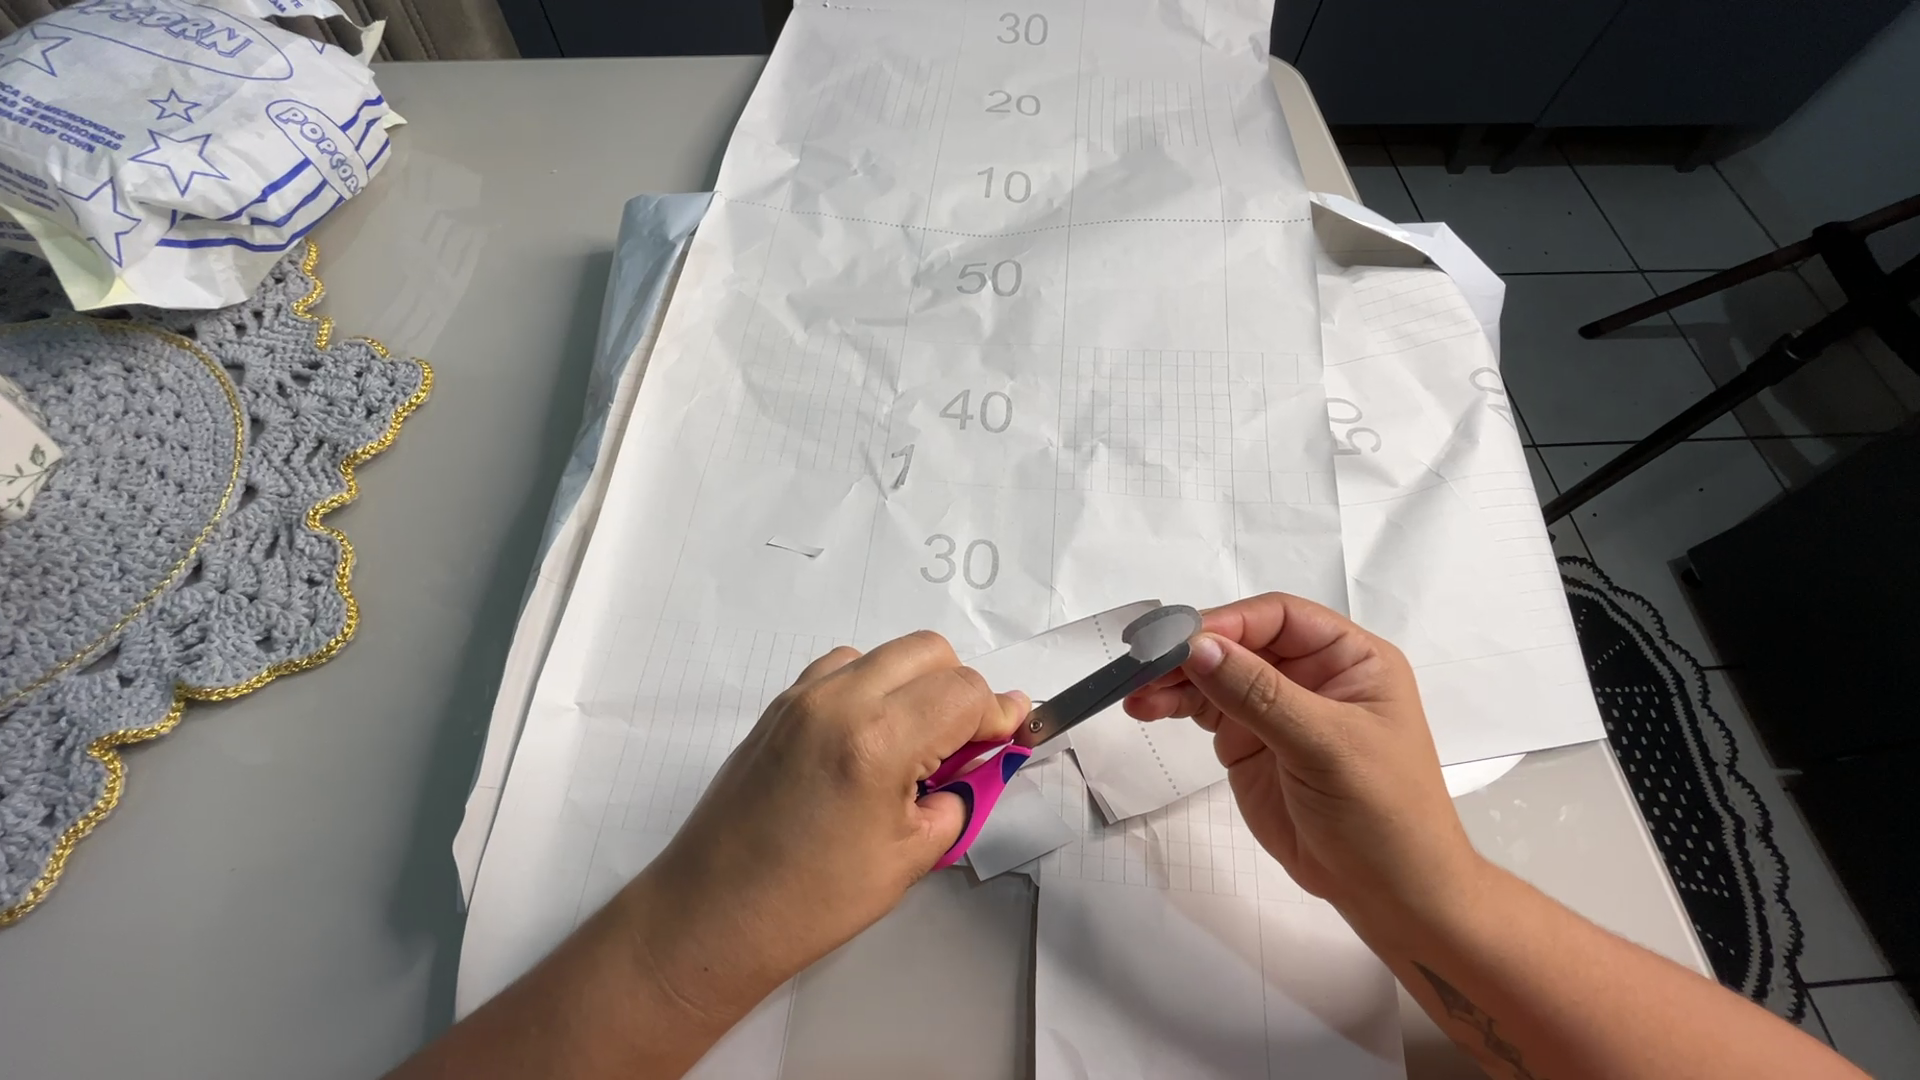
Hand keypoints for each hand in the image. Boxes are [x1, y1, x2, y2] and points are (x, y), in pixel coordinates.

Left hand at [626, 631, 1029, 1025]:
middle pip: (931, 651)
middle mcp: (840, 699)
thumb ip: (961, 795)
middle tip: (963, 743)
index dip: (998, 713)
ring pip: (887, 653)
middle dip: (960, 690)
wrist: (713, 914)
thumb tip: (986, 758)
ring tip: (912, 741)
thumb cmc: (813, 901)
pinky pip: (844, 667)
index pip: (965, 691)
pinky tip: (868, 734)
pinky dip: (872, 685)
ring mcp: (804, 695)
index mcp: (879, 740)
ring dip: (915, 683)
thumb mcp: (912, 856)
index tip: (1012, 734)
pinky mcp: (780, 703)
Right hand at [1124, 593, 1485, 942]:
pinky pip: (1203, 707)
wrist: (1389, 896)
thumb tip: (1197, 647)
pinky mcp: (1247, 739)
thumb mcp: (1326, 746)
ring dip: (1172, 678)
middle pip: (1237, 641)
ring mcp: (1274, 707)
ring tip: (1134, 691)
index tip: (1179, 640)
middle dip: (1189, 650)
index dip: (1228, 622)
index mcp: (1347, 658)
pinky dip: (1171, 704)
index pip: (1278, 618)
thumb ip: (1258, 693)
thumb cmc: (1382, 813)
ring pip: (1212, 673)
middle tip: (1142, 662)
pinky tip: (1145, 708)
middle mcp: (1308, 672)